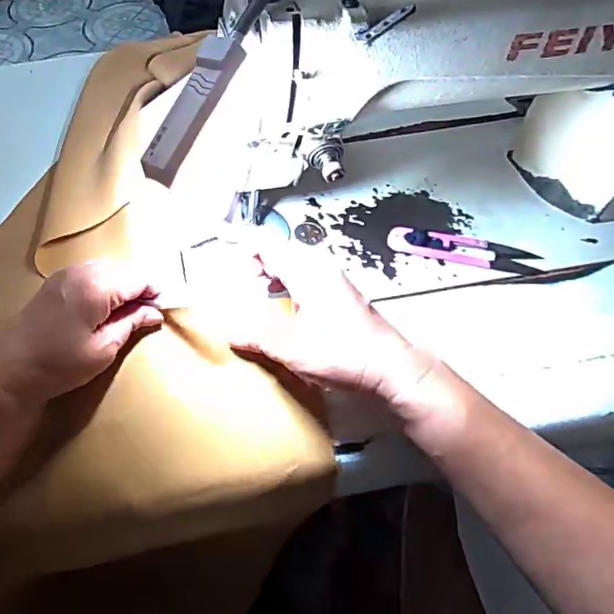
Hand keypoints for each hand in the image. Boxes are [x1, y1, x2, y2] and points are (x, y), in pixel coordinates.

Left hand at [0, 261, 164, 407]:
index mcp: (97, 286)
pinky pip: (89, 273)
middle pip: (122, 270)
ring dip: (120, 286)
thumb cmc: (58, 365)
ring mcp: (65, 273)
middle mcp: (81, 271)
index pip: (138, 278)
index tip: (160, 312)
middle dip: (137, 288)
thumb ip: (130, 324)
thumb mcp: (102, 350)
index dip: (153, 293)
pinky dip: (102, 285)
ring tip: (125, 314)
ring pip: (106, 270)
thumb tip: (154, 311)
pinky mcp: (54, 282)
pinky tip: (102, 308)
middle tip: (146, 315)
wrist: (7, 370)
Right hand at [226, 241, 469, 447]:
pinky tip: (283, 308)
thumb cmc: (346, 353)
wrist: (392, 370)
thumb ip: (254, 335)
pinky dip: (286, 285)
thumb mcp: (290, 347)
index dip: (240, 245)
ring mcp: (332, 279)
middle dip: (252, 263)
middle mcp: (320, 267)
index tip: (221, 249)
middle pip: (277, 250)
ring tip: (255, 294)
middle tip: (236, 282)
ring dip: (269, 275)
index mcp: (306, 269)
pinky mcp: (339, 295)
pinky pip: (304, 277)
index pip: (265, 243)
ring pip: (291, 264)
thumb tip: (228, 331)